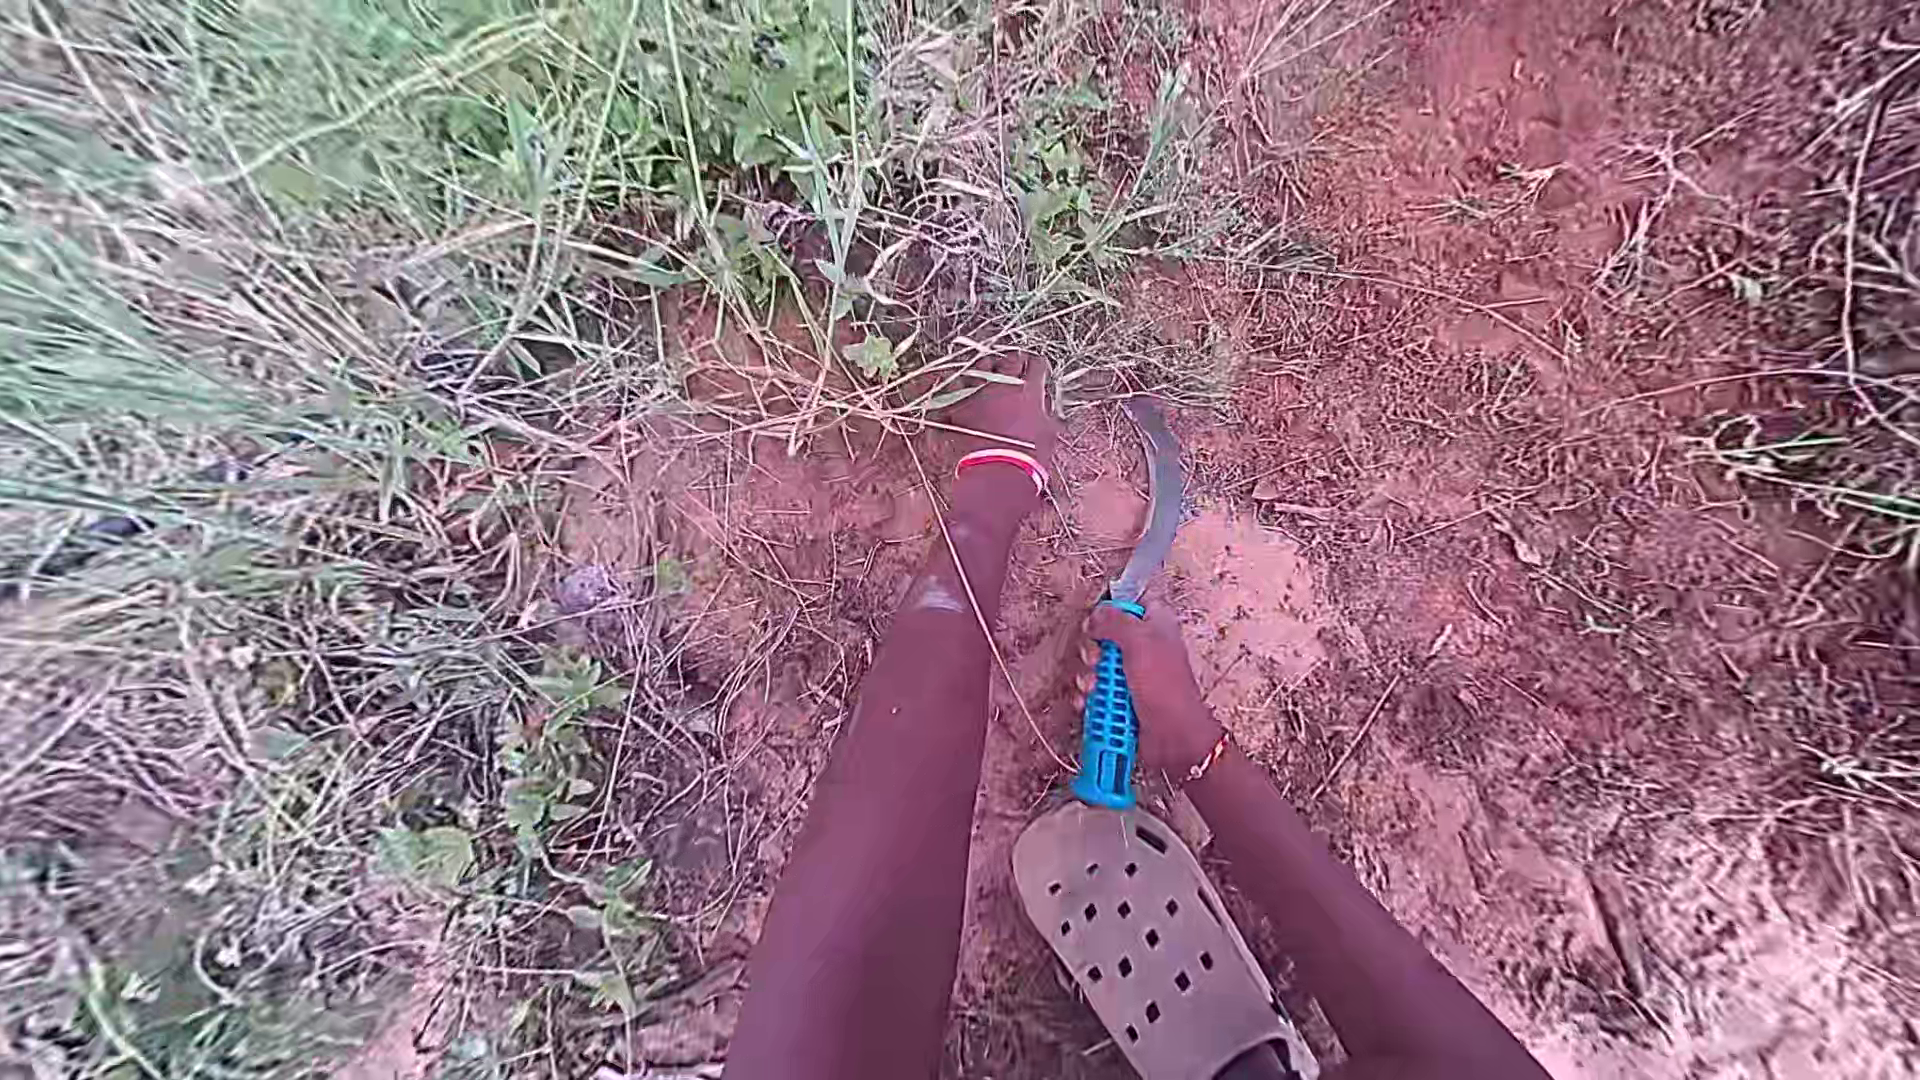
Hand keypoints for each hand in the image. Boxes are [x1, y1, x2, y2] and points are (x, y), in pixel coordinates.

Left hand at [947, 352, 1059, 520]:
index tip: (1038, 370)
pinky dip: (960, 384)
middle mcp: (1003, 384)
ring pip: (981, 365)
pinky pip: (955, 385)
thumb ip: (1047, 415)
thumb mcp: (1048, 435)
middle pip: (1010, 359)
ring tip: (990, 372)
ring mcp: (978, 392)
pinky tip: (963, 386)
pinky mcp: (957, 404)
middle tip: (1016, 367)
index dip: (1038, 366)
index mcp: (1029, 390)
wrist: (996, 474)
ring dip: (988, 366)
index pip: (1037, 365)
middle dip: (1015, 361)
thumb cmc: (1028, 460)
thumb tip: (1045, 408)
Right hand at [1072, 601, 1223, 772]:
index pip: (1132, 601)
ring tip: (1094, 688)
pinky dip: (1088, 696)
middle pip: (1104, 635)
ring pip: (1095, 665)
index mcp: (1155, 625)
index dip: (1113, 607)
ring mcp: (1130, 674)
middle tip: (1097, 660)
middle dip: (1093, 649)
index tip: (1100, 619)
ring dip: (1088, 676)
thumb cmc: (1166, 688)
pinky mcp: (1119, 697)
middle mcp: (1142, 647)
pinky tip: (1089, 701)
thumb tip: (1096, 614)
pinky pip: (1093, 690)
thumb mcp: (1141, 643)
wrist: (1172, 738)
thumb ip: (1116, 621)